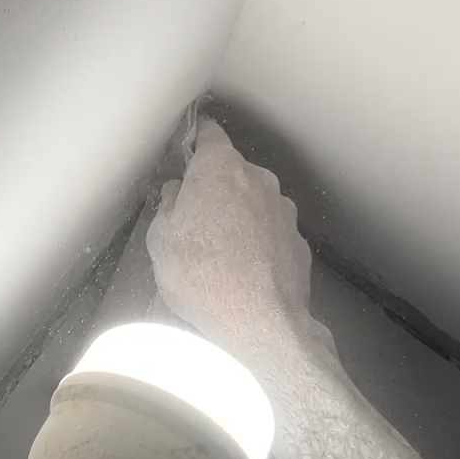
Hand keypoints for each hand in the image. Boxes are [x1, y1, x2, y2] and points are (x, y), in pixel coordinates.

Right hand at [148, 120, 327, 362]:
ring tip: (223, 252)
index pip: (209, 135)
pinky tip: (247, 271)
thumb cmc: (200, 273)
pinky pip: (271, 234)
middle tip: (196, 218)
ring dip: (240, 217)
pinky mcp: (299, 243)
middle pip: (233, 172)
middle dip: (216, 188)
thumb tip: (178, 192)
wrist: (260, 323)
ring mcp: (284, 211)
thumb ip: (169, 206)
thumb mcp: (161, 240)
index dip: (195, 140)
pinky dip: (258, 243)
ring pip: (255, 203)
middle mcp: (259, 180)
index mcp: (221, 169)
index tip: (187, 148)